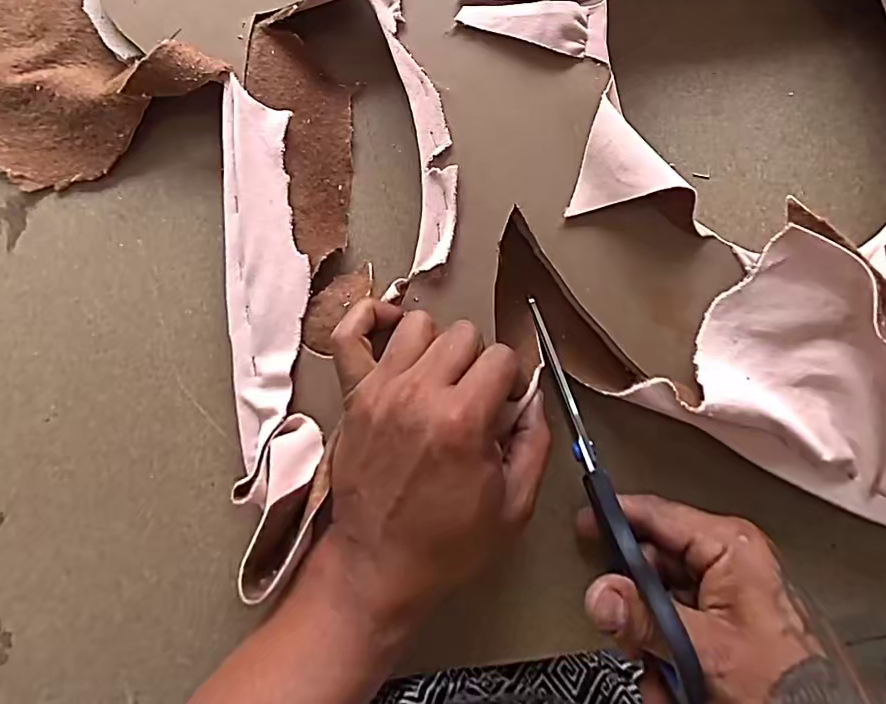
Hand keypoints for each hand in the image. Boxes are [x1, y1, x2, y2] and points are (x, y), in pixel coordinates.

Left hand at [304, 300, 549, 636]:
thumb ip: (535, 442)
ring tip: (438, 374)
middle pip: (464, 334)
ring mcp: (381, 389)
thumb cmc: (444, 543)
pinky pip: (350, 334)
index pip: (501, 357)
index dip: (511, 379)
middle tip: (474, 393)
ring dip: (436, 344)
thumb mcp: (514, 506)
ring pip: (418, 325)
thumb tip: (533, 398)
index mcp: (462, 420)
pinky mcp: (353, 394)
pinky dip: (369, 318)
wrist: (377, 566)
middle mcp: (419, 394)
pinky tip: (390, 328)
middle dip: (479, 361)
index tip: (505, 401)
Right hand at [579, 496, 868, 703]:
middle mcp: (728, 559)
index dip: (615, 517)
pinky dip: (669, 656)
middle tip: (624, 631)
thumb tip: (600, 593)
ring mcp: (727, 592)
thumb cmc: (791, 691)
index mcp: (730, 545)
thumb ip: (647, 620)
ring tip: (663, 677)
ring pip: (662, 599)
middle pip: (654, 561)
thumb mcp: (708, 653)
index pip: (656, 513)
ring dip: (652, 642)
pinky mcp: (727, 622)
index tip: (584, 523)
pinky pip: (679, 624)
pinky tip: (677, 686)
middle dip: (637, 606)